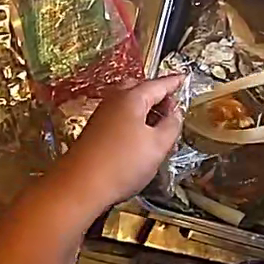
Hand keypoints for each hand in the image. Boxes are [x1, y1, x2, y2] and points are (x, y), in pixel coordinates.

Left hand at [35, 75, 185, 217]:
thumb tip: (175, 113)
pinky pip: (119, 116)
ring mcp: (102, 115)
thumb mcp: (158, 145)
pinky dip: (134, 120)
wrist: (80, 186)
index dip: (173, 82)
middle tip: (172, 104)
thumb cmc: (122, 163)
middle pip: (139, 89)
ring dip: (145, 108)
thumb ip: (171, 125)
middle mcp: (114, 101)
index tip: (183, 77)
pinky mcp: (95, 131)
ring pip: (128, 103)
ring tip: (161, 124)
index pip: (158, 84)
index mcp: (132, 98)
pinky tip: (141, 137)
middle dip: (157, 93)